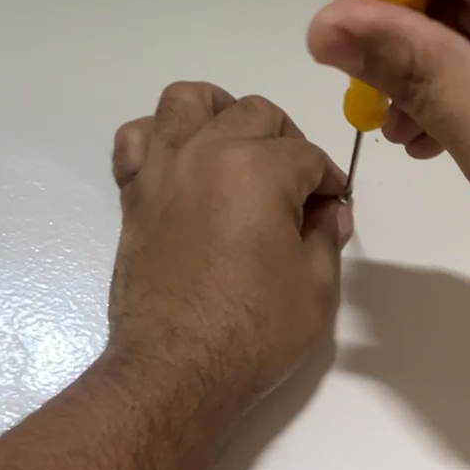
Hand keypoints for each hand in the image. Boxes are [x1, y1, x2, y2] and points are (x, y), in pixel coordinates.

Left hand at [106, 82, 352, 409]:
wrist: (179, 369)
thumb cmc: (256, 333)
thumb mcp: (316, 289)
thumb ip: (327, 237)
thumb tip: (331, 211)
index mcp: (260, 170)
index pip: (307, 156)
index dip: (330, 183)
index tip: (335, 210)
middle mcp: (207, 152)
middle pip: (255, 114)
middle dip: (287, 142)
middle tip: (299, 188)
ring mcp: (163, 169)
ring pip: (188, 100)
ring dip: (222, 113)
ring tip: (239, 151)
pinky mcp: (134, 196)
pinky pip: (138, 138)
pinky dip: (163, 138)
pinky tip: (184, 167)